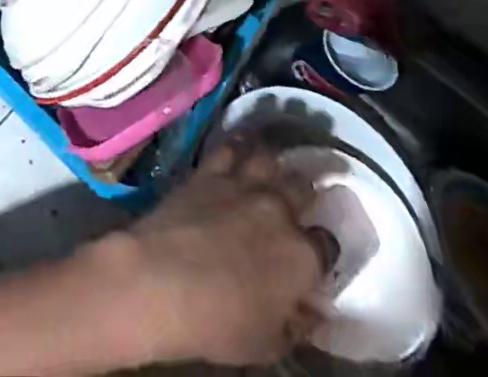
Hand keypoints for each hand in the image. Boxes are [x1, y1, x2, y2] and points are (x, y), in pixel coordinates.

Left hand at [80, 140, 333, 367]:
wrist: (161, 280)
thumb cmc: (218, 323)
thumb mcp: (267, 343)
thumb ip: (295, 324)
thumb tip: (310, 313)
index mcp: (302, 257)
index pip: (327, 244)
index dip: (322, 248)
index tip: (315, 252)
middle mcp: (278, 212)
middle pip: (302, 188)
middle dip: (305, 191)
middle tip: (303, 192)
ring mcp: (240, 187)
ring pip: (268, 159)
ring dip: (274, 161)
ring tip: (273, 163)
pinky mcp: (205, 174)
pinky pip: (228, 149)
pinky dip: (237, 144)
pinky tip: (238, 144)